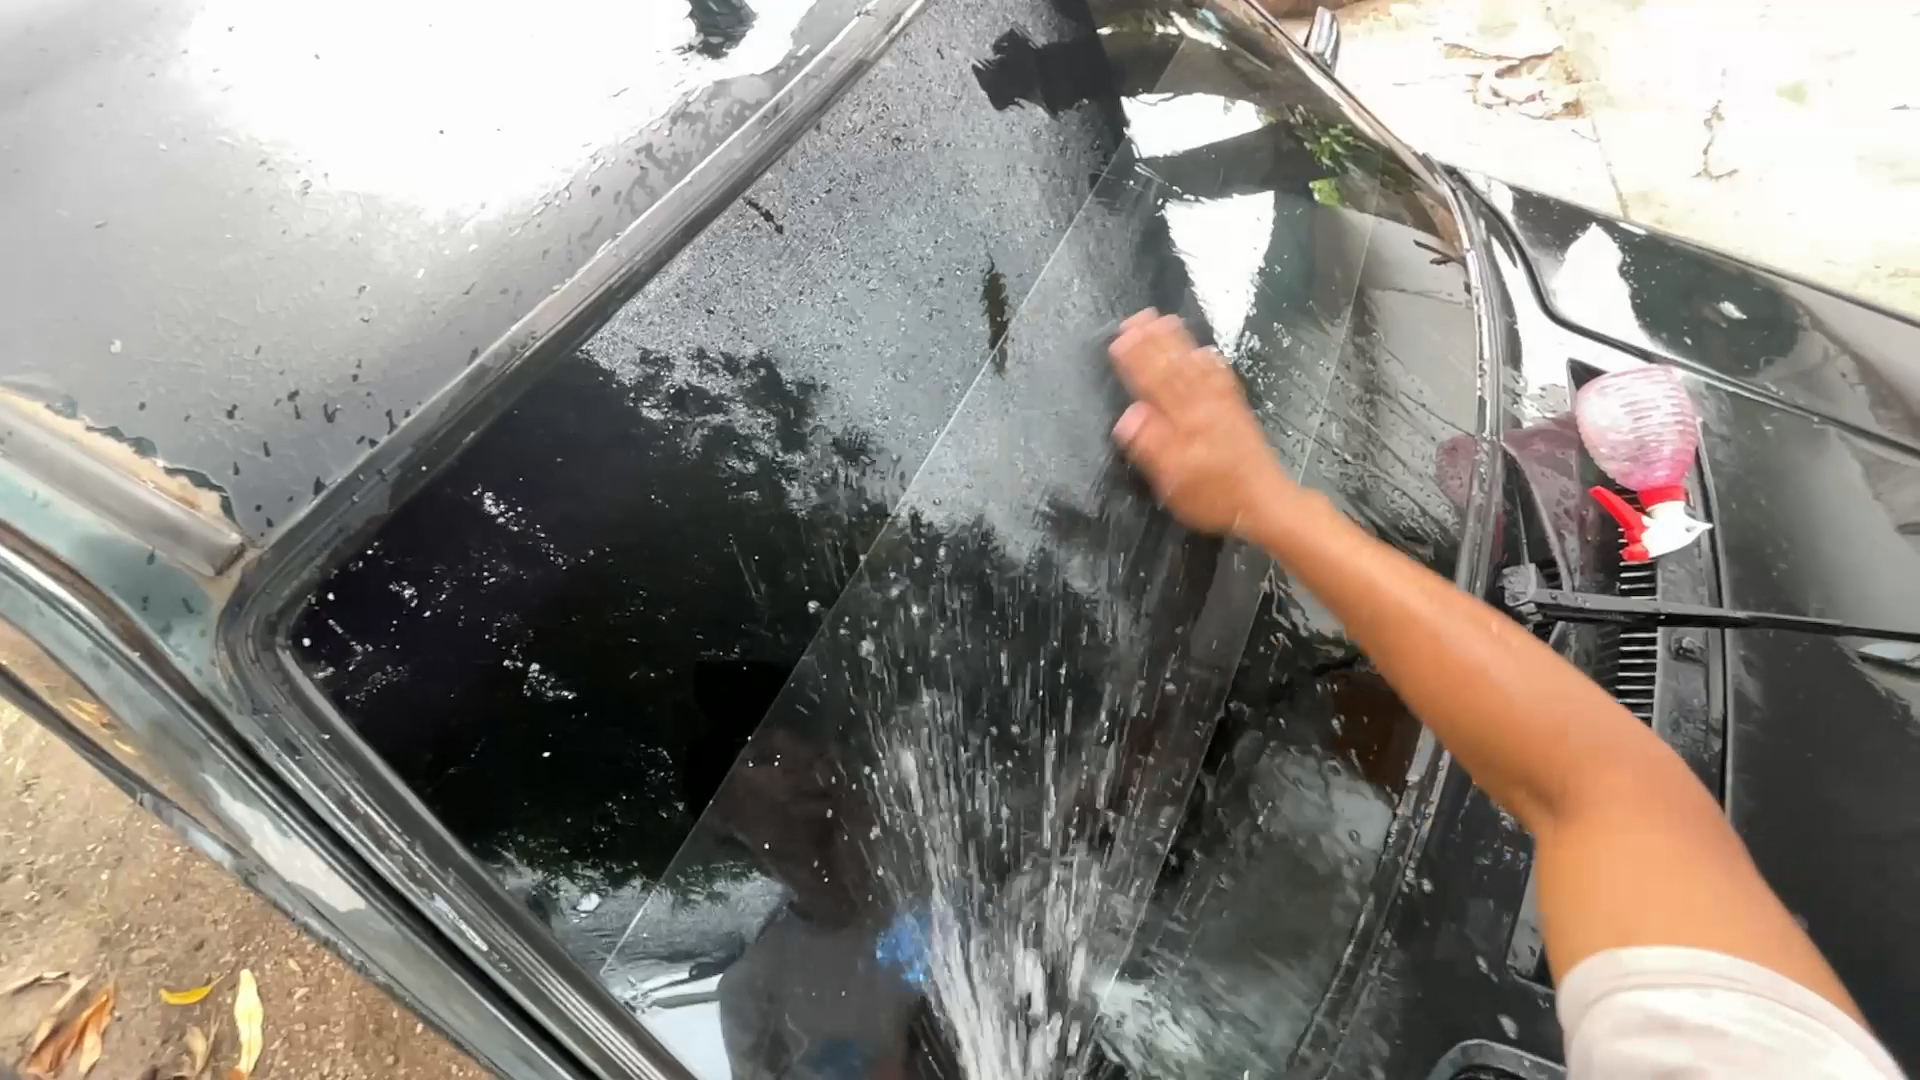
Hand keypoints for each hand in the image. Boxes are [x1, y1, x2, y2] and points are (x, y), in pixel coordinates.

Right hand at [1107, 310, 1295, 536]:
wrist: (1264, 503)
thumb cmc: (1214, 496)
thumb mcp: (1175, 481)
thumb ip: (1151, 447)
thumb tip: (1127, 416)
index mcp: (1184, 422)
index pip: (1153, 385)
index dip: (1135, 360)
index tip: (1119, 338)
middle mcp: (1203, 407)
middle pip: (1174, 368)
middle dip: (1154, 342)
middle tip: (1137, 317)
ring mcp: (1222, 406)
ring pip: (1196, 366)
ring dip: (1179, 342)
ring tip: (1163, 320)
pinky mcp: (1236, 411)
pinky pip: (1220, 377)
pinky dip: (1210, 360)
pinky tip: (1204, 350)